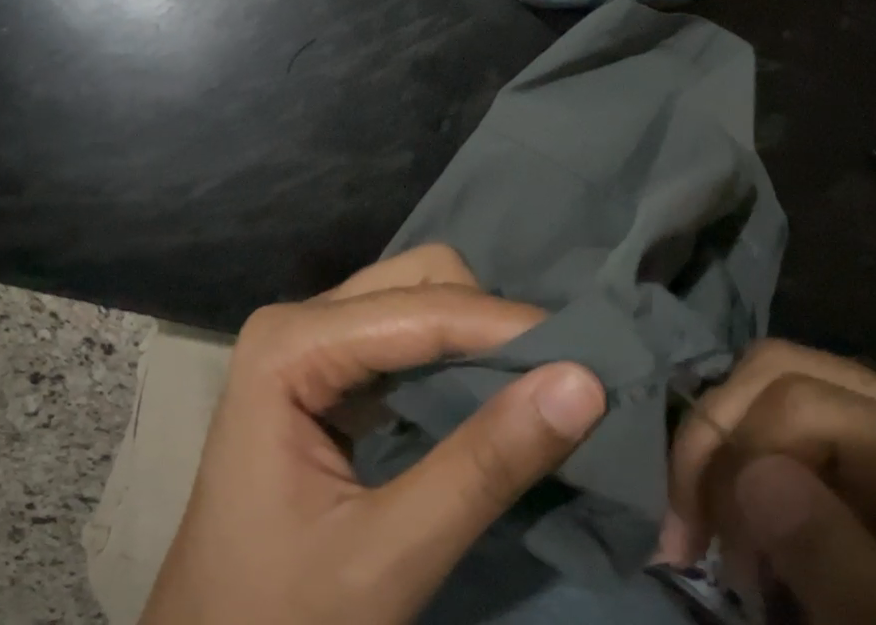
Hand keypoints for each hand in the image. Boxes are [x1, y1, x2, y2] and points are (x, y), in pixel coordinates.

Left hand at [140, 246, 605, 624]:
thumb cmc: (282, 610)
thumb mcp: (388, 553)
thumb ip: (483, 466)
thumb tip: (584, 382)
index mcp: (290, 346)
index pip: (424, 308)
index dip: (510, 329)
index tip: (593, 362)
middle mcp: (297, 322)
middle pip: (422, 283)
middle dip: (492, 325)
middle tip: (557, 381)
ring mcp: (309, 343)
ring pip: (419, 301)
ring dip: (481, 340)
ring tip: (537, 389)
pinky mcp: (326, 374)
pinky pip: (406, 336)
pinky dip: (457, 359)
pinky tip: (490, 399)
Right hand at [662, 340, 875, 623]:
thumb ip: (840, 569)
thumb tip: (754, 474)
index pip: (803, 404)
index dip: (738, 461)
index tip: (719, 561)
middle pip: (782, 372)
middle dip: (715, 440)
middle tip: (689, 532)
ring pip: (773, 379)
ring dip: (719, 446)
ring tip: (704, 530)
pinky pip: (786, 410)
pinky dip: (742, 455)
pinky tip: (734, 519)